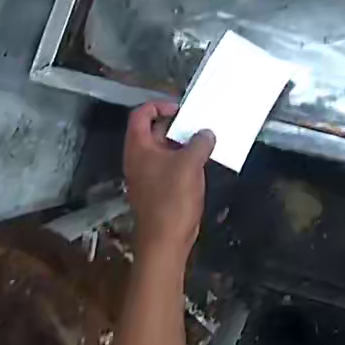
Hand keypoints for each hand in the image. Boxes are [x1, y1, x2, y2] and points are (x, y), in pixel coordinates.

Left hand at [122, 102, 214, 265]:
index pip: (141, 115)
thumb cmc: (172, 197)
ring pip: (165, 147)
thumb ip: (200, 142)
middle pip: (153, 130)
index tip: (182, 109)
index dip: (159, 105)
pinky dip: (186, 157)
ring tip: (206, 139)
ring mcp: (149, 173)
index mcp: (138, 148)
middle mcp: (139, 158)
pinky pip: (172, 163)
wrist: (166, 239)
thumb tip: (206, 134)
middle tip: (199, 123)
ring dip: (184, 141)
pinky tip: (204, 160)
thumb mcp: (190, 163)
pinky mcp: (160, 186)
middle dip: (177, 124)